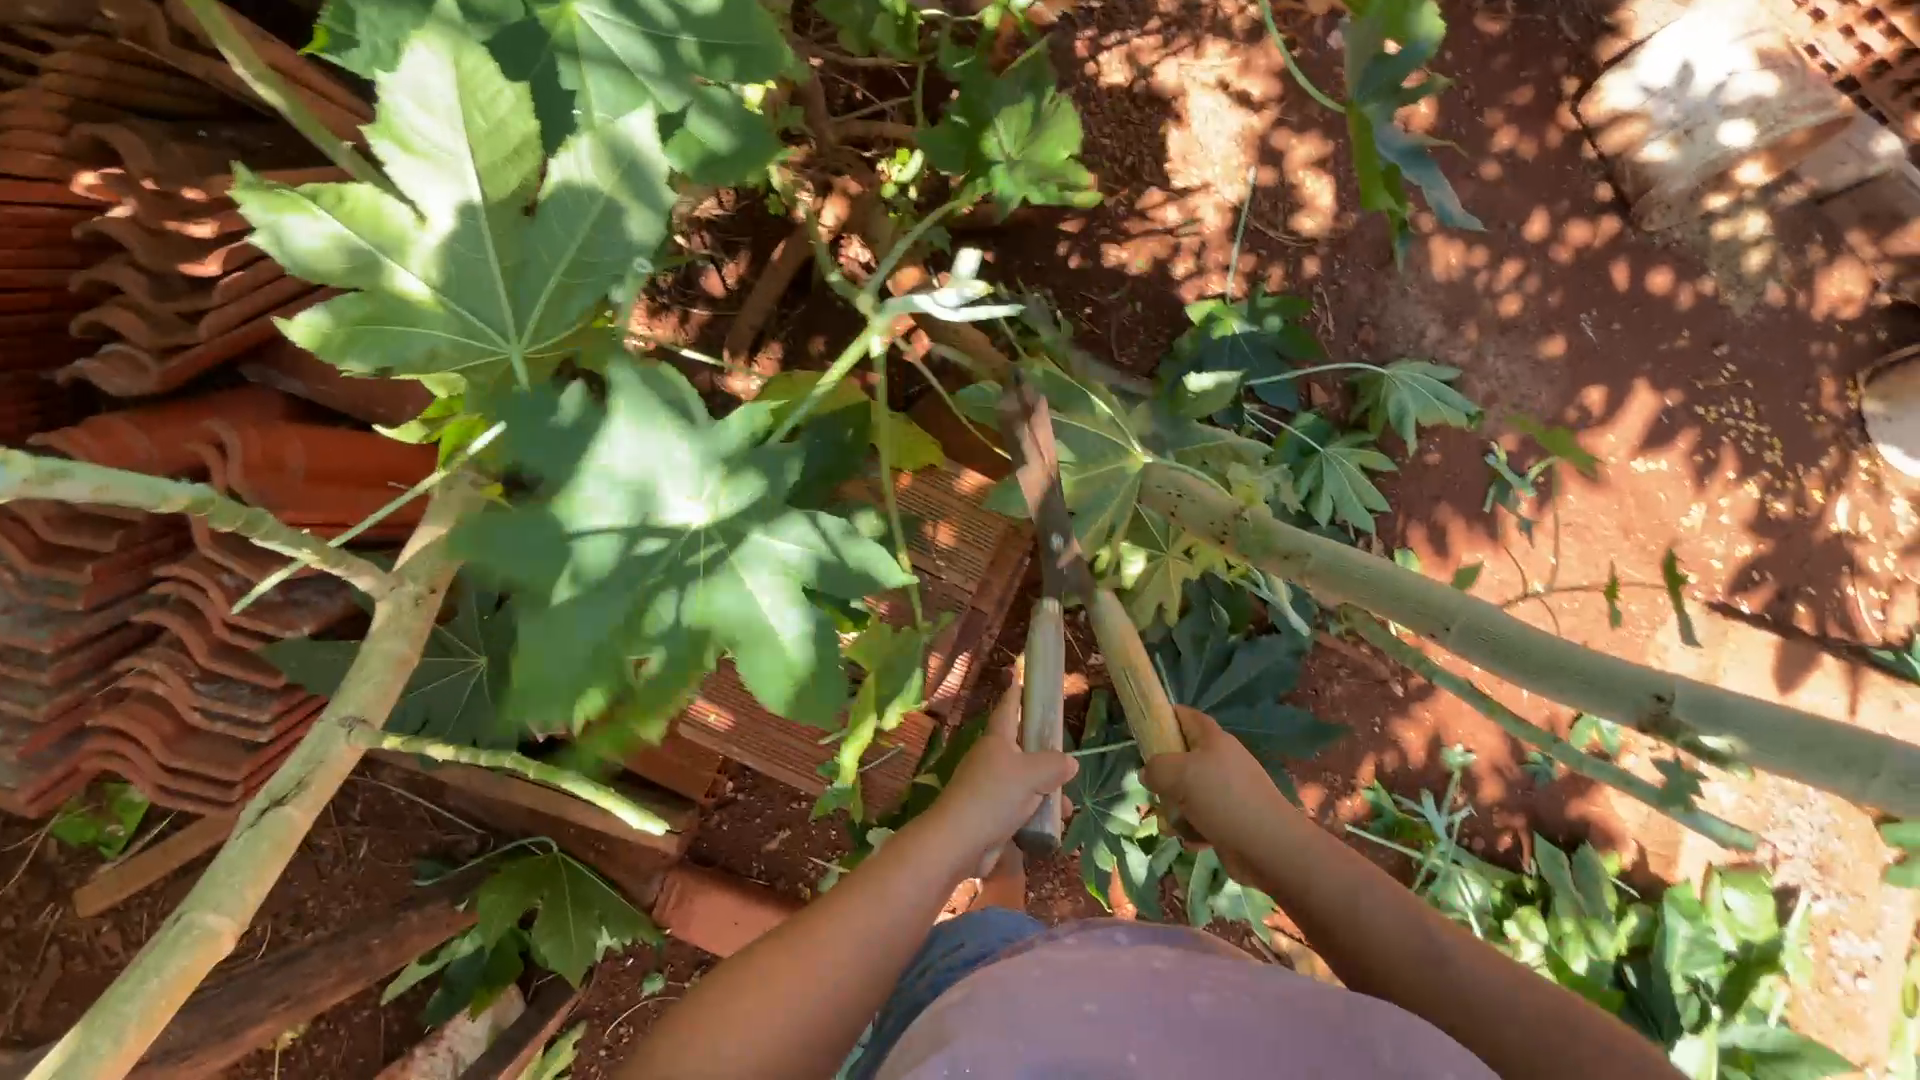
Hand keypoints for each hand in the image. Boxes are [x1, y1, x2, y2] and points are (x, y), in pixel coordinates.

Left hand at [920, 679, 1076, 868]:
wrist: (960, 842)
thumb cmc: (993, 796)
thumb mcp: (1031, 775)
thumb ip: (1054, 765)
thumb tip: (1070, 762)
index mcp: (997, 741)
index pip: (1008, 710)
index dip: (1016, 695)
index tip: (1021, 681)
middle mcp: (991, 760)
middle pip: (1023, 751)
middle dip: (1046, 759)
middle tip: (1067, 765)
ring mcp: (989, 788)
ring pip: (1025, 784)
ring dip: (1047, 794)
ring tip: (1067, 808)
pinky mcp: (990, 815)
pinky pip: (1020, 809)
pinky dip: (1037, 815)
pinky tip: (1053, 826)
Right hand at [1141, 706, 1300, 874]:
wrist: (1267, 846)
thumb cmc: (1221, 799)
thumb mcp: (1177, 774)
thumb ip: (1155, 768)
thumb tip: (1148, 773)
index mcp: (1213, 740)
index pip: (1186, 716)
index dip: (1165, 716)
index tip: (1143, 730)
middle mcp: (1222, 761)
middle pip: (1184, 758)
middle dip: (1164, 775)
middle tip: (1152, 787)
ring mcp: (1228, 791)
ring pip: (1189, 792)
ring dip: (1175, 808)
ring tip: (1169, 823)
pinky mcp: (1231, 819)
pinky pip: (1201, 818)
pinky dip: (1192, 828)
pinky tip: (1189, 839)